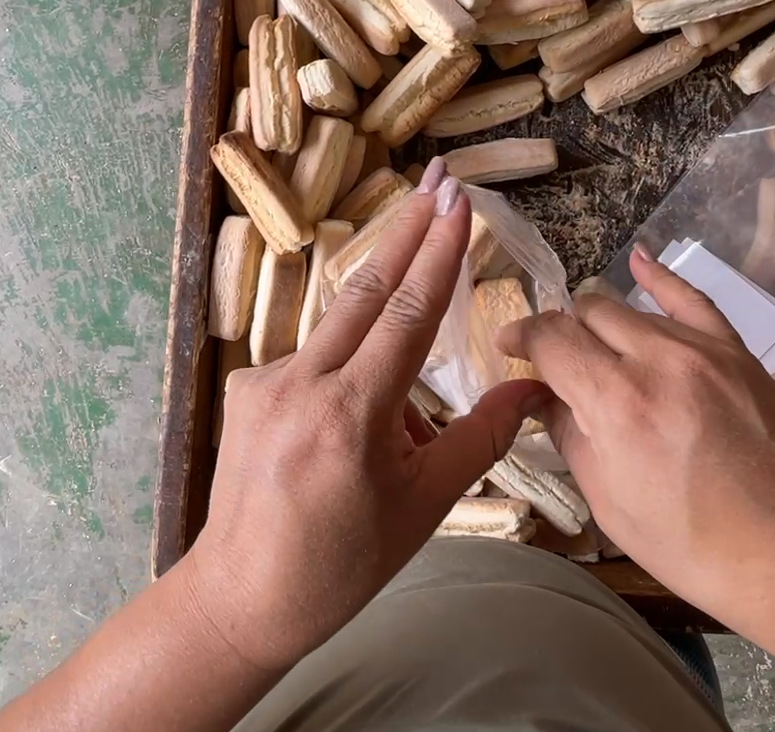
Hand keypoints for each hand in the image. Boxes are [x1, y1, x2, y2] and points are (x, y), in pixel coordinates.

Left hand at [180, 161, 550, 672]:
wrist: (241, 596)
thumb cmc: (343, 562)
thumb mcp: (424, 505)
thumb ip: (481, 437)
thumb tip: (532, 388)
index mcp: (351, 414)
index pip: (408, 313)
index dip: (439, 252)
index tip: (458, 201)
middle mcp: (302, 382)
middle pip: (367, 288)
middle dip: (408, 228)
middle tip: (438, 178)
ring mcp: (265, 379)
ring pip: (342, 327)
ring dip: (385, 316)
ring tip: (402, 409)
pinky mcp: (246, 386)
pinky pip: (315, 357)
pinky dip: (350, 368)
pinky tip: (356, 428)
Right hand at [496, 246, 774, 652]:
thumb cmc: (704, 554)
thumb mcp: (614, 506)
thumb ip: (571, 435)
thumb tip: (545, 397)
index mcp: (617, 403)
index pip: (550, 337)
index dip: (520, 336)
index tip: (508, 347)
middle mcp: (657, 359)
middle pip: (586, 313)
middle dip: (560, 332)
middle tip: (555, 366)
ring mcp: (704, 348)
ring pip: (629, 307)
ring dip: (600, 324)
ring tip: (595, 353)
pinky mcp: (739, 351)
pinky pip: (691, 297)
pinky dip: (658, 277)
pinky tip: (639, 260)